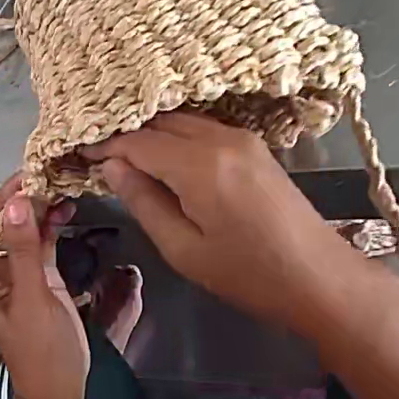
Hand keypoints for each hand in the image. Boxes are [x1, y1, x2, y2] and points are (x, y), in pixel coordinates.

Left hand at [0, 176, 85, 398]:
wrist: (59, 391)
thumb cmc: (42, 351)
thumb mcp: (33, 300)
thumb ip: (25, 251)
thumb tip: (15, 203)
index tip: (27, 179)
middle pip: (2, 222)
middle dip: (21, 197)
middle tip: (48, 174)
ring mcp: (21, 271)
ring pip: (24, 228)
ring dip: (39, 207)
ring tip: (61, 185)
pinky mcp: (43, 276)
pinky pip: (44, 241)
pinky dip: (53, 223)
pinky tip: (66, 208)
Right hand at [83, 113, 380, 341]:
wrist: (318, 276)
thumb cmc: (248, 274)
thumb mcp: (183, 248)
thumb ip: (144, 202)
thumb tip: (112, 167)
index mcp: (200, 166)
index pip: (139, 141)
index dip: (106, 145)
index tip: (79, 152)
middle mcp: (221, 139)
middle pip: (160, 122)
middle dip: (126, 134)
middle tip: (96, 152)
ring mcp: (242, 139)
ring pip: (182, 121)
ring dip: (151, 133)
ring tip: (123, 154)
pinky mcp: (255, 147)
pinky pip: (203, 129)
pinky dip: (176, 137)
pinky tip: (162, 155)